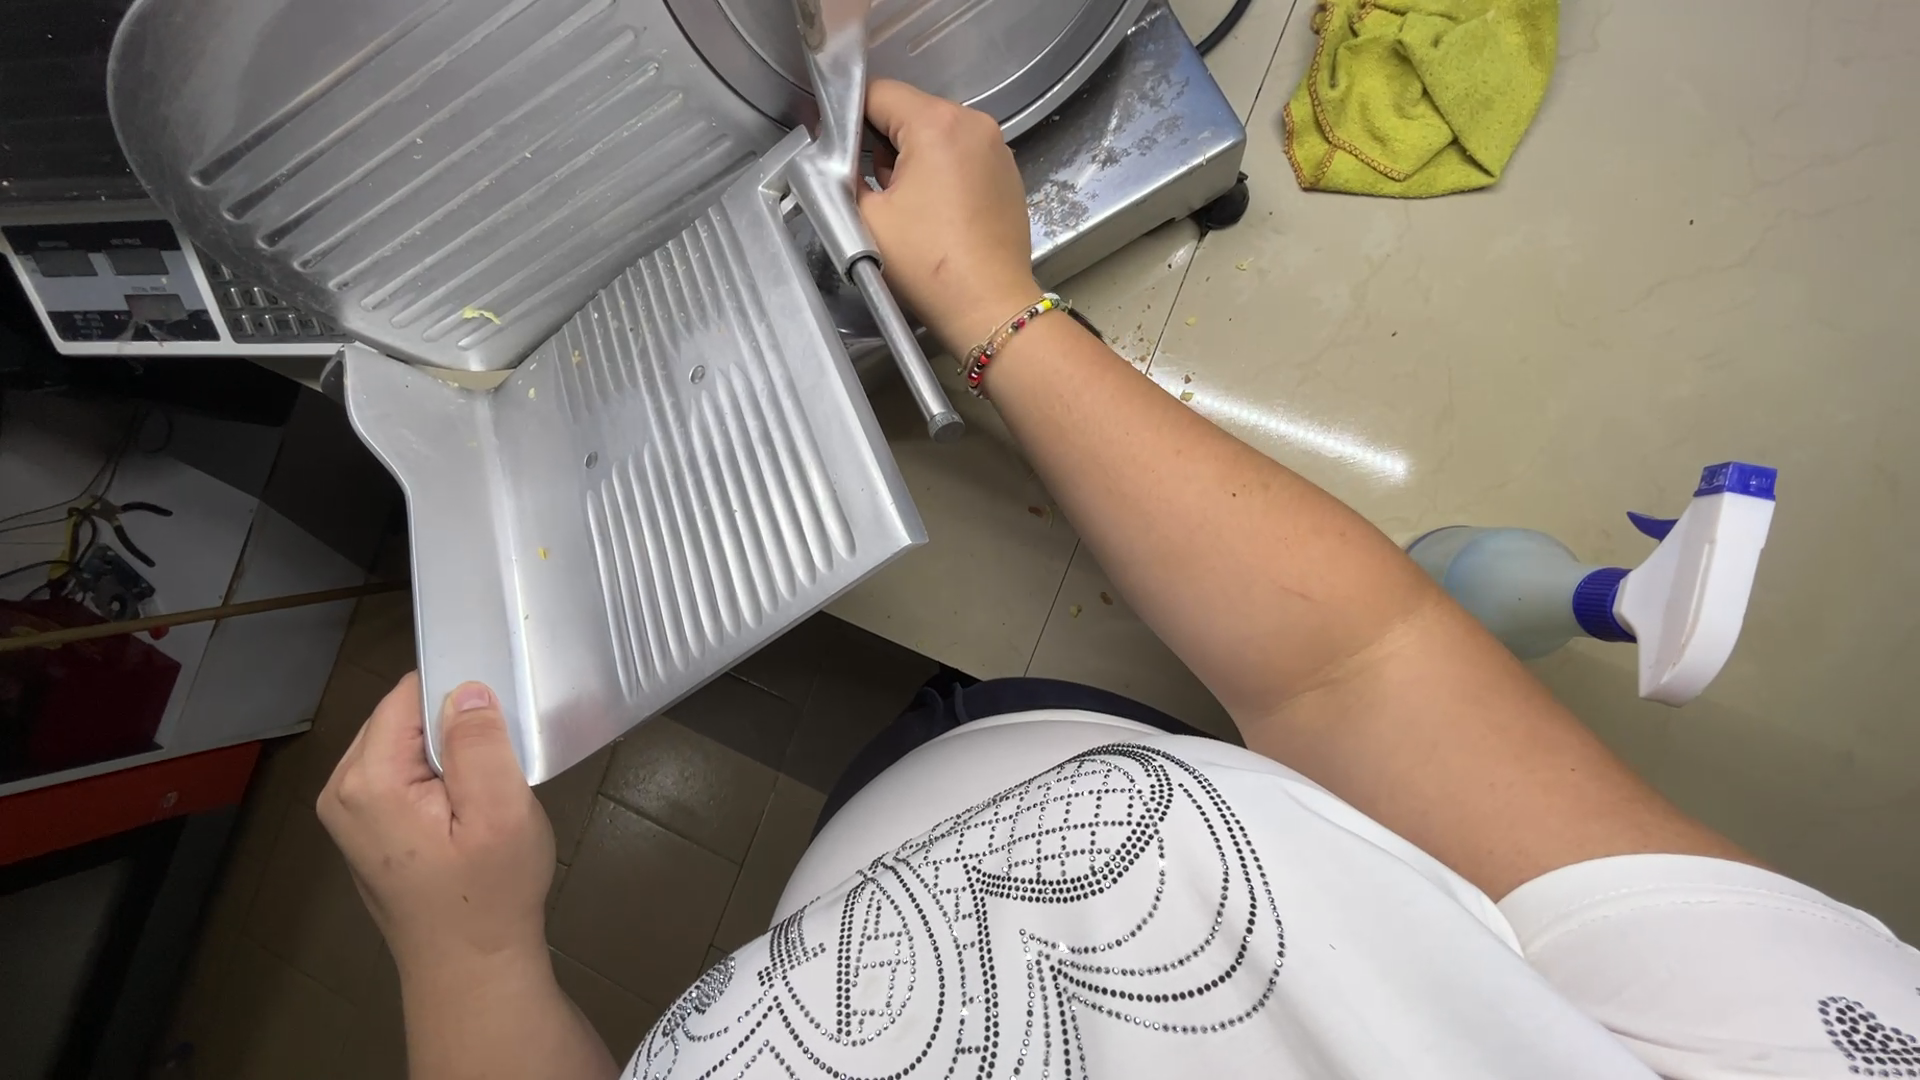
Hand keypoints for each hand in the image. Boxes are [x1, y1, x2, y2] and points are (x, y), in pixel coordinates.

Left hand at [317, 674, 553, 977]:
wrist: (472, 963)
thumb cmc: (491, 889)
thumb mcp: (500, 811)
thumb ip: (480, 744)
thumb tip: (466, 688)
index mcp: (369, 781)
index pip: (406, 697)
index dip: (457, 691)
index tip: (501, 710)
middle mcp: (343, 790)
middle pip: (401, 716)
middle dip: (453, 719)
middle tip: (504, 748)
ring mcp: (350, 811)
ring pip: (404, 740)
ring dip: (450, 744)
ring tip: (493, 772)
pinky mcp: (367, 827)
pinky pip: (403, 768)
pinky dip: (440, 767)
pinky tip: (473, 795)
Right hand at [861, 79, 1042, 356]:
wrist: (988, 308)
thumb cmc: (930, 267)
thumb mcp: (868, 218)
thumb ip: (844, 174)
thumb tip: (837, 156)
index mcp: (937, 124)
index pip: (878, 94)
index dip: (849, 119)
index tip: (840, 151)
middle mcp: (975, 124)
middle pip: (911, 113)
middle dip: (886, 145)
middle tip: (878, 194)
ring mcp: (997, 150)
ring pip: (939, 136)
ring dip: (916, 162)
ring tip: (910, 211)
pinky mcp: (1008, 177)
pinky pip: (964, 160)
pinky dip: (945, 177)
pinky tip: (937, 216)